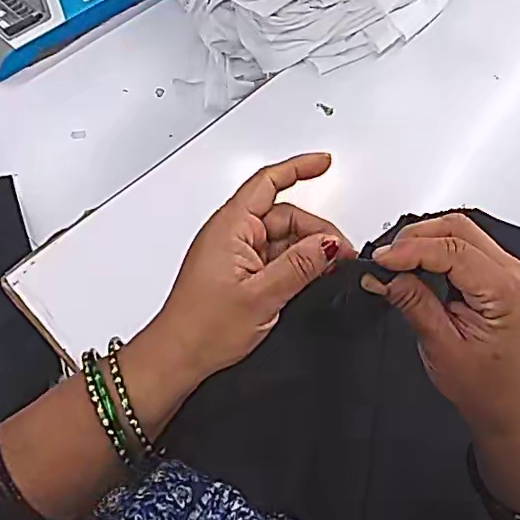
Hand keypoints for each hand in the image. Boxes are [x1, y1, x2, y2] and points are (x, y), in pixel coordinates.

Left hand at [142, 153, 347, 385]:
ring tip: (329, 269)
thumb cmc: (201, 327)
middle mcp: (232, 233)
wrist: (178, 357)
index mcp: (230, 226)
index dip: (299, 168)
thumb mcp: (261, 295)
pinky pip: (276, 256)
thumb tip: (328, 244)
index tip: (324, 162)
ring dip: (308, 250)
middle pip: (285, 215)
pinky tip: (311, 277)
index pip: (268, 182)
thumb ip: (299, 266)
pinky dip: (297, 263)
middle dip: (316, 230)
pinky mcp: (240, 269)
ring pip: (284, 237)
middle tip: (341, 252)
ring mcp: (236, 252)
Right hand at [361, 213, 519, 434]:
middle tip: (386, 259)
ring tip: (397, 262)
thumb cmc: (482, 383)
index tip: (382, 259)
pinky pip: (464, 243)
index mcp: (508, 294)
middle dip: (417, 237)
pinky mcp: (496, 270)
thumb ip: (414, 304)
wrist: (502, 398)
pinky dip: (435, 247)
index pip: (456, 251)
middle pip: (460, 229)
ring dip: (424, 239)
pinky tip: (417, 264)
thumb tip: (385, 276)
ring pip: (460, 230)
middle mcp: (515, 275)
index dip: (413, 249)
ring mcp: (508, 269)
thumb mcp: (441, 347)